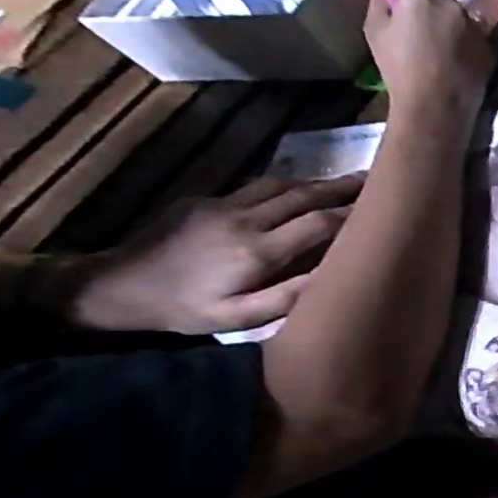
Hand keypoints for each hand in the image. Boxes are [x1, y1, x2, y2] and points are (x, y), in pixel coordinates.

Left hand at [70, 175, 363, 332]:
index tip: (383, 209)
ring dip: (318, 182)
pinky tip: (302, 191)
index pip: (318, 224)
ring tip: (348, 181)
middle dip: (343, 188)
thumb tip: (334, 275)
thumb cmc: (185, 310)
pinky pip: (256, 189)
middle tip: (377, 180)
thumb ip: (289, 296)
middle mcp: (243, 220)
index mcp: (257, 251)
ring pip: (281, 186)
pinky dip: (289, 187)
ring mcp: (221, 206)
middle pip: (303, 196)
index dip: (353, 215)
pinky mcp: (205, 201)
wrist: (113, 287)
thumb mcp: (239, 317)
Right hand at [366, 0, 496, 115]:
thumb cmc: (399, 68)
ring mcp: (474, 28)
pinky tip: (458, 62)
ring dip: (453, 29)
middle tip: (426, 36)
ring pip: (461, 20)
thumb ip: (378, 4)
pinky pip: (475, 40)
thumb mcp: (374, 31)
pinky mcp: (489, 49)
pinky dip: (467, 46)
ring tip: (444, 52)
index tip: (404, 17)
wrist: (437, 105)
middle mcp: (451, 6)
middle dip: (433, 14)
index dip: (406, 3)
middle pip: (440, 3)